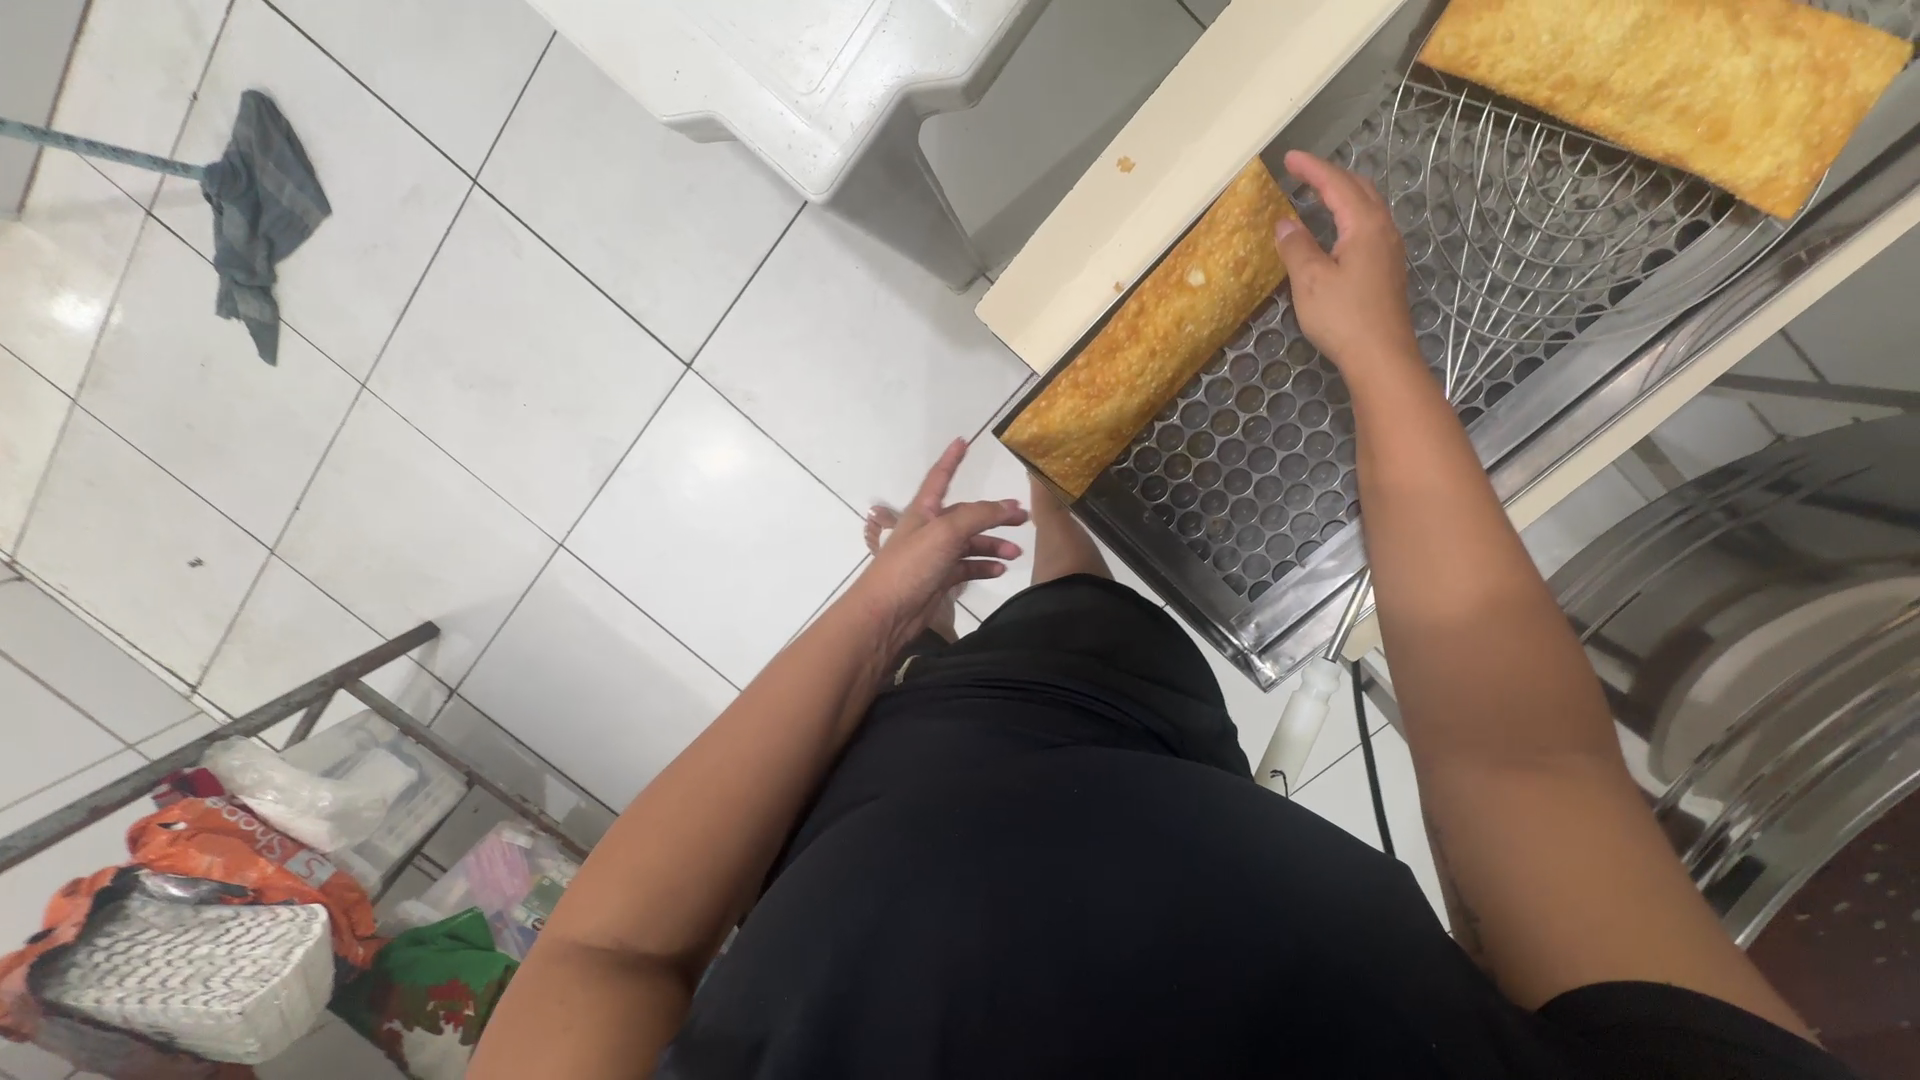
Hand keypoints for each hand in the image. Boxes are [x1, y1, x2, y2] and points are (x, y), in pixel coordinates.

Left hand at [847, 439, 1027, 640]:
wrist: (887, 613)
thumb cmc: (911, 565)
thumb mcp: (946, 532)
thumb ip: (979, 515)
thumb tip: (1010, 506)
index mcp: (924, 511)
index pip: (940, 477)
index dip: (951, 459)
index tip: (963, 441)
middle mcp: (929, 530)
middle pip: (966, 515)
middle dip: (993, 514)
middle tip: (1023, 519)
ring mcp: (934, 556)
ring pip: (970, 543)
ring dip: (993, 544)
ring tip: (1017, 552)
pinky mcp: (939, 580)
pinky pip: (967, 567)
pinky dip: (984, 567)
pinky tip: (1000, 569)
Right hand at [1272, 150, 1422, 380]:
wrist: (1380, 355)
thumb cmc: (1343, 316)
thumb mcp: (1309, 280)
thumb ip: (1296, 247)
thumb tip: (1285, 223)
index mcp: (1364, 225)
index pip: (1336, 185)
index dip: (1312, 169)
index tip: (1290, 158)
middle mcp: (1382, 230)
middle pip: (1359, 189)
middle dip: (1331, 176)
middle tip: (1304, 173)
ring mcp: (1388, 250)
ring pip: (1368, 208)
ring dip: (1343, 195)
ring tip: (1319, 194)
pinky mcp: (1387, 269)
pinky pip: (1368, 227)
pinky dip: (1350, 215)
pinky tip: (1337, 228)